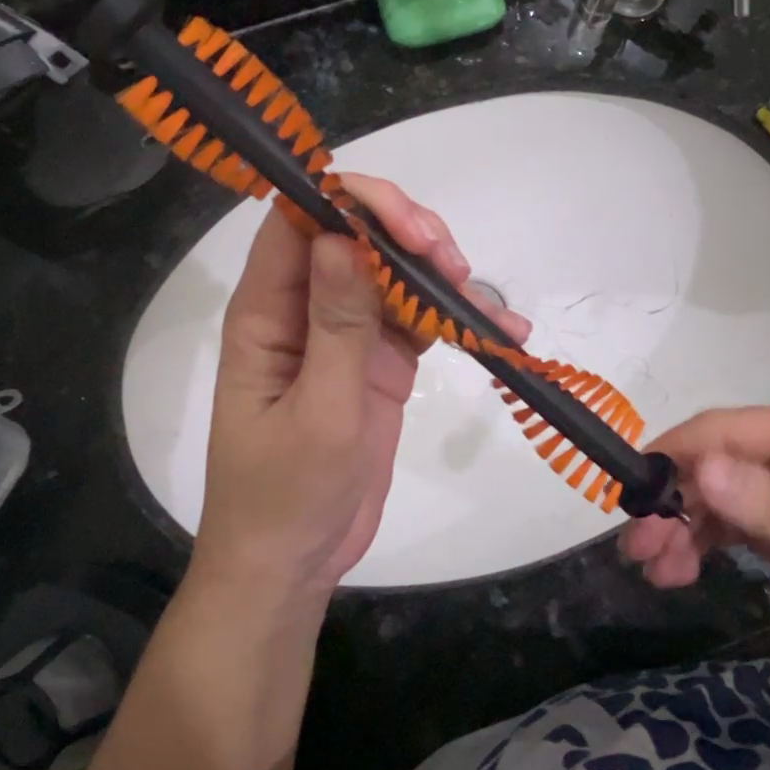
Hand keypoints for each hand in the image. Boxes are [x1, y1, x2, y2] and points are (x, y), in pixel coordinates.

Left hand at [191, 174, 530, 599]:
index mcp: (268, 312)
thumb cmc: (287, 496)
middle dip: (408, 235)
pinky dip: (458, 318)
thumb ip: (337, 324)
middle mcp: (305, 308)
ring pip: (394, 271)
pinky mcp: (380, 362)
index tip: (409, 230)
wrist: (293, 565)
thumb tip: (342, 235)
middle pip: (357, 234)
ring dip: (441, 273)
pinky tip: (501, 330)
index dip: (352, 204)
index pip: (300, 222)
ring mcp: (346, 333)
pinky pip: (419, 320)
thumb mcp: (319, 411)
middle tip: (454, 266)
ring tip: (484, 304)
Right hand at [620, 408, 769, 686]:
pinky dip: (696, 545)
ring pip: (710, 497)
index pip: (727, 431)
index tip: (632, 496)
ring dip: (677, 529)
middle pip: (711, 463)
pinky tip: (677, 573)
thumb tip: (699, 469)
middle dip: (671, 502)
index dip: (677, 456)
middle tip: (636, 549)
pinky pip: (724, 526)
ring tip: (652, 571)